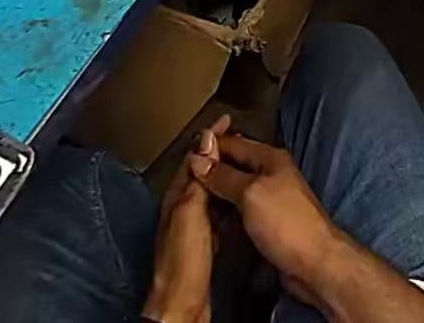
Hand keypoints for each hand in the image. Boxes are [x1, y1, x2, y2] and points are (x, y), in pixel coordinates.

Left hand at [141, 118, 224, 322]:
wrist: (183, 307)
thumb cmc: (185, 257)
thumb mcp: (191, 212)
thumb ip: (199, 177)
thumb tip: (206, 138)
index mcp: (177, 196)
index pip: (194, 156)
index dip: (210, 136)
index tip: (228, 119)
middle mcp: (183, 207)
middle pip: (203, 170)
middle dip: (219, 151)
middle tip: (241, 136)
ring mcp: (193, 225)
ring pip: (212, 189)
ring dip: (226, 173)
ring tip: (245, 161)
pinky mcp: (206, 241)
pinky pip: (219, 209)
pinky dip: (230, 197)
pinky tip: (243, 198)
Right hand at [189, 130, 353, 304]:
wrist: (313, 261)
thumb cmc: (284, 221)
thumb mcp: (250, 194)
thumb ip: (224, 176)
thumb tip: (197, 158)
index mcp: (270, 157)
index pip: (234, 143)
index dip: (210, 146)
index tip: (184, 153)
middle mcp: (270, 172)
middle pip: (234, 165)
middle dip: (210, 170)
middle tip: (182, 180)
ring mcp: (269, 196)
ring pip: (235, 188)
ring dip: (216, 193)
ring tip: (190, 199)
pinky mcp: (267, 219)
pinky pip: (240, 208)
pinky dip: (225, 211)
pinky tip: (210, 219)